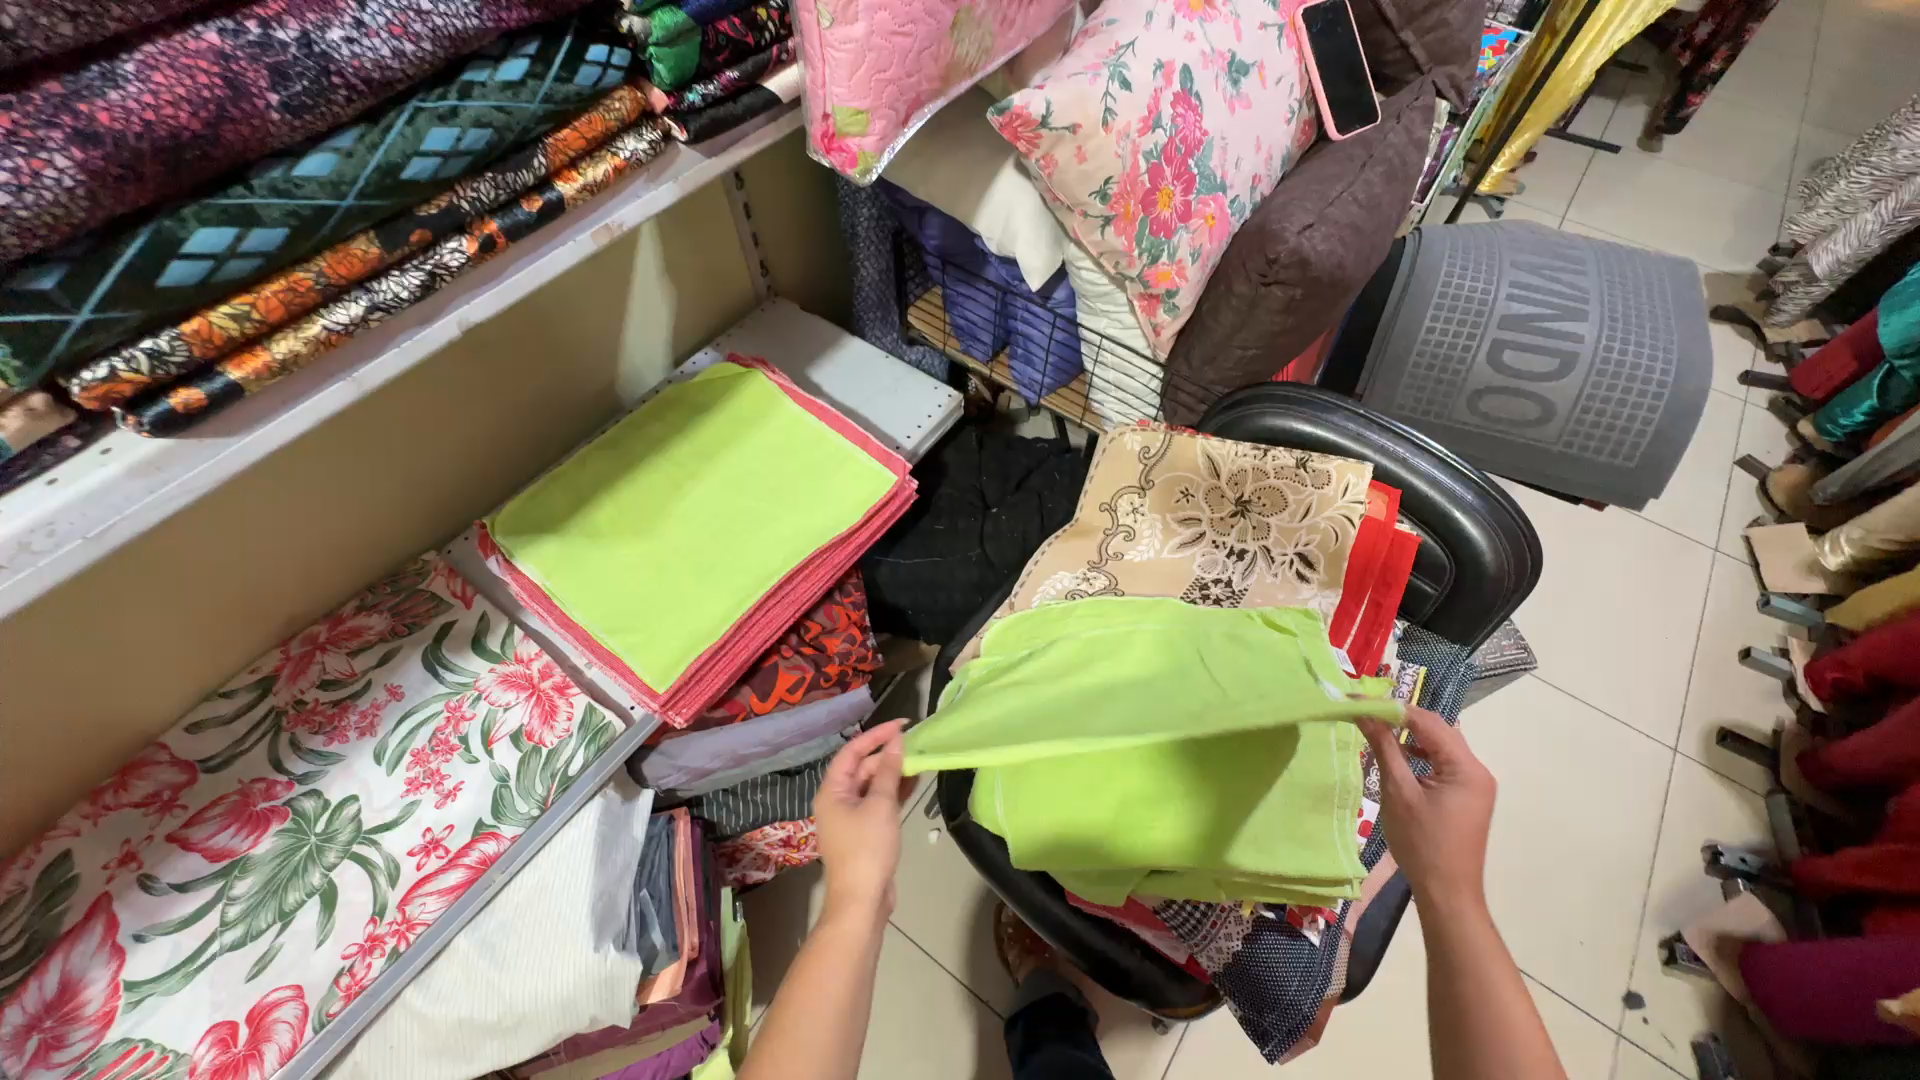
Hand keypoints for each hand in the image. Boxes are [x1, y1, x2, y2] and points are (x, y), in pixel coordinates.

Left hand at [813, 720, 915, 919]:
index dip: (876, 735)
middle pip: (862, 768)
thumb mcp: (880, 805)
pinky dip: (894, 791)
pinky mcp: (865, 832)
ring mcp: (851, 818)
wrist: (862, 901)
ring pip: (872, 785)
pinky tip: (915, 781)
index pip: (852, 751)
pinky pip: (879, 803)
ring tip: (920, 758)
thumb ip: (888, 771)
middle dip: (887, 755)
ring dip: (893, 772)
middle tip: (916, 744)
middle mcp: (837, 800)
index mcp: (832, 791)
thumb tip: (896, 742)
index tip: (902, 725)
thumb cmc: (867, 849)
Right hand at [1357, 706, 1496, 915]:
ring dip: (1409, 736)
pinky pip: (1442, 762)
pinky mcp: (1466, 795)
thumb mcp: (1398, 791)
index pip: (1427, 722)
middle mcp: (1477, 770)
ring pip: (1439, 745)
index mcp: (1466, 767)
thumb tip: (1363, 712)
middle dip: (1401, 718)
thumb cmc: (1421, 842)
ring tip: (1376, 730)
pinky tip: (1397, 758)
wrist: (1447, 892)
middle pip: (1437, 729)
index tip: (1357, 702)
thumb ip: (1384, 747)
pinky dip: (1419, 755)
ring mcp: (1474, 784)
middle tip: (1364, 712)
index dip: (1392, 708)